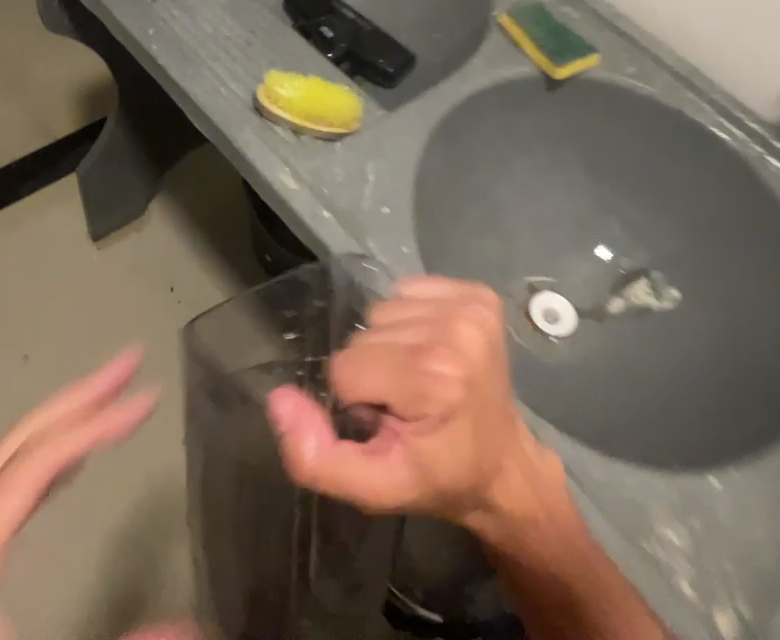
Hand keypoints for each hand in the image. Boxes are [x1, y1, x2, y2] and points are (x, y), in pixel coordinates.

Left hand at [0, 346, 195, 639]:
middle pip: (19, 442)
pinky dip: (42, 458)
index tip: (148, 396)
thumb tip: (193, 627)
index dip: (96, 423)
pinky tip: (69, 463)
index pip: (37, 461)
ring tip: (110, 397)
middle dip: (80, 396)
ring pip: (5, 459)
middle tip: (130, 361)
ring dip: (63, 420)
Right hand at [265, 276, 558, 530]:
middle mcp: (455, 329)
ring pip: (381, 312)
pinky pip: (407, 292)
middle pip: (363, 336)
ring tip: (419, 380)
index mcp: (433, 376)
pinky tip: (432, 352)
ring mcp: (471, 307)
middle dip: (373, 372)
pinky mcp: (480, 293)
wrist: (501, 464)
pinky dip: (409, 322)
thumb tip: (277, 398)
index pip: (346, 369)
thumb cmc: (436, 476)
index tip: (391, 421)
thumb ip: (313, 455)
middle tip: (406, 404)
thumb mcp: (371, 487)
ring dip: (390, 346)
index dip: (357, 401)